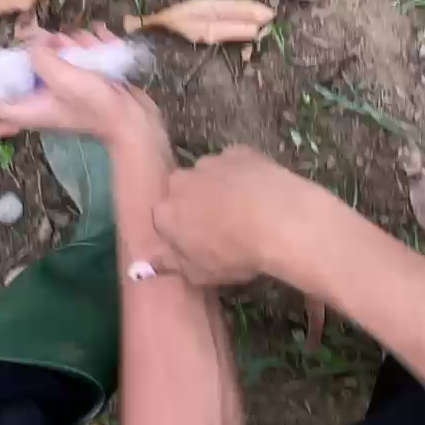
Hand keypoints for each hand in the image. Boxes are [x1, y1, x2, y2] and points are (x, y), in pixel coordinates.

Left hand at [0, 26, 166, 149]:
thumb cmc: (94, 105)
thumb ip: (41, 56)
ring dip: (82, 43)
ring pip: (64, 51)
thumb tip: (33, 39)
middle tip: (66, 45)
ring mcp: (68, 86)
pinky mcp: (89, 78)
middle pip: (34, 62)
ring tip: (96, 48)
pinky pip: (86, 53)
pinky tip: (107, 44)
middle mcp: (45, 96)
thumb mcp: (63, 78)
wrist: (134, 120)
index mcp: (29, 107)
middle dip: (54, 46)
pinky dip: (97, 45)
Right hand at [152, 146, 336, 286]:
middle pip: (182, 191)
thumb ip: (171, 264)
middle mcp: (181, 181)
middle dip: (195, 203)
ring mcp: (210, 162)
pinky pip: (234, 163)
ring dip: (219, 187)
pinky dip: (242, 174)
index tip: (199, 242)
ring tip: (245, 208)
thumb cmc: (234, 254)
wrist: (277, 220)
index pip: (164, 219)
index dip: (181, 231)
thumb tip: (146, 265)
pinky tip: (260, 191)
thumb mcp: (200, 274)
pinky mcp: (238, 151)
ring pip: (208, 175)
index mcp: (166, 212)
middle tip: (220, 224)